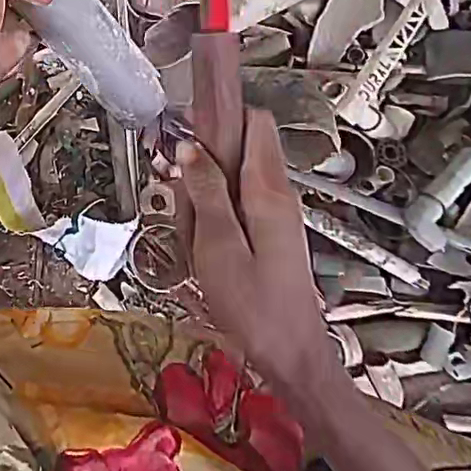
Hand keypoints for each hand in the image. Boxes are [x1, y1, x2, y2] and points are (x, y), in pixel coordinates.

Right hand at [177, 109, 342, 385]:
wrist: (292, 357)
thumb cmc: (255, 307)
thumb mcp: (217, 246)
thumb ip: (204, 192)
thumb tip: (189, 148)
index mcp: (268, 191)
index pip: (255, 122)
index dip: (222, 113)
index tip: (189, 122)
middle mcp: (277, 194)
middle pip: (238, 148)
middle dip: (202, 160)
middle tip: (178, 190)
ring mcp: (275, 213)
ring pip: (231, 177)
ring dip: (202, 192)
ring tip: (189, 227)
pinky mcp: (269, 231)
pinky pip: (234, 203)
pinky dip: (211, 213)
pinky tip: (200, 242)